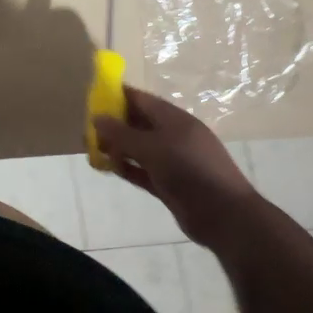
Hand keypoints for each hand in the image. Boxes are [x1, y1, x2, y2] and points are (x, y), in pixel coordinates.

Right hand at [92, 87, 261, 249]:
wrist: (226, 217)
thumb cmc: (189, 170)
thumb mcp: (152, 147)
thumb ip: (121, 133)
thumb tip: (96, 117)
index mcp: (173, 119)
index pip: (140, 99)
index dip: (116, 95)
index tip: (91, 97)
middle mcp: (173, 136)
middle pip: (137, 123)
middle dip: (112, 124)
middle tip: (86, 127)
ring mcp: (172, 161)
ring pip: (138, 148)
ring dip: (116, 147)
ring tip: (90, 148)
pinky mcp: (170, 184)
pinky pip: (142, 170)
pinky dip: (125, 167)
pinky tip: (106, 167)